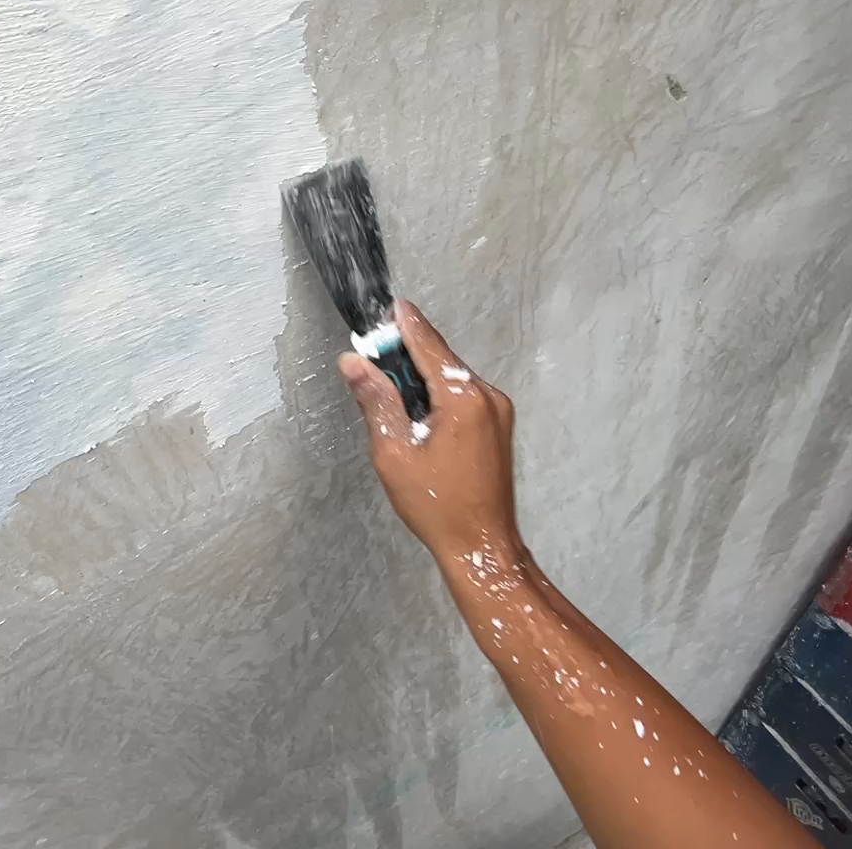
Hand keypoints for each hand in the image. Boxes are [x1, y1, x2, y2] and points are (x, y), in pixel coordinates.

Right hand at [339, 301, 516, 558]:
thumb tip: (354, 363)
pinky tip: (416, 411)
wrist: (482, 546)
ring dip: (420, 375)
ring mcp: (497, 410)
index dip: (405, 323)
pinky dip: (437, 392)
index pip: (428, 345)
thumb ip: (375, 401)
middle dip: (405, 354)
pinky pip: (463, 393)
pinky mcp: (498, 424)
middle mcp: (487, 396)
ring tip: (388, 391)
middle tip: (372, 356)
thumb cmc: (438, 506)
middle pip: (440, 358)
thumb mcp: (394, 451)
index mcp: (463, 399)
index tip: (389, 306)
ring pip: (451, 376)